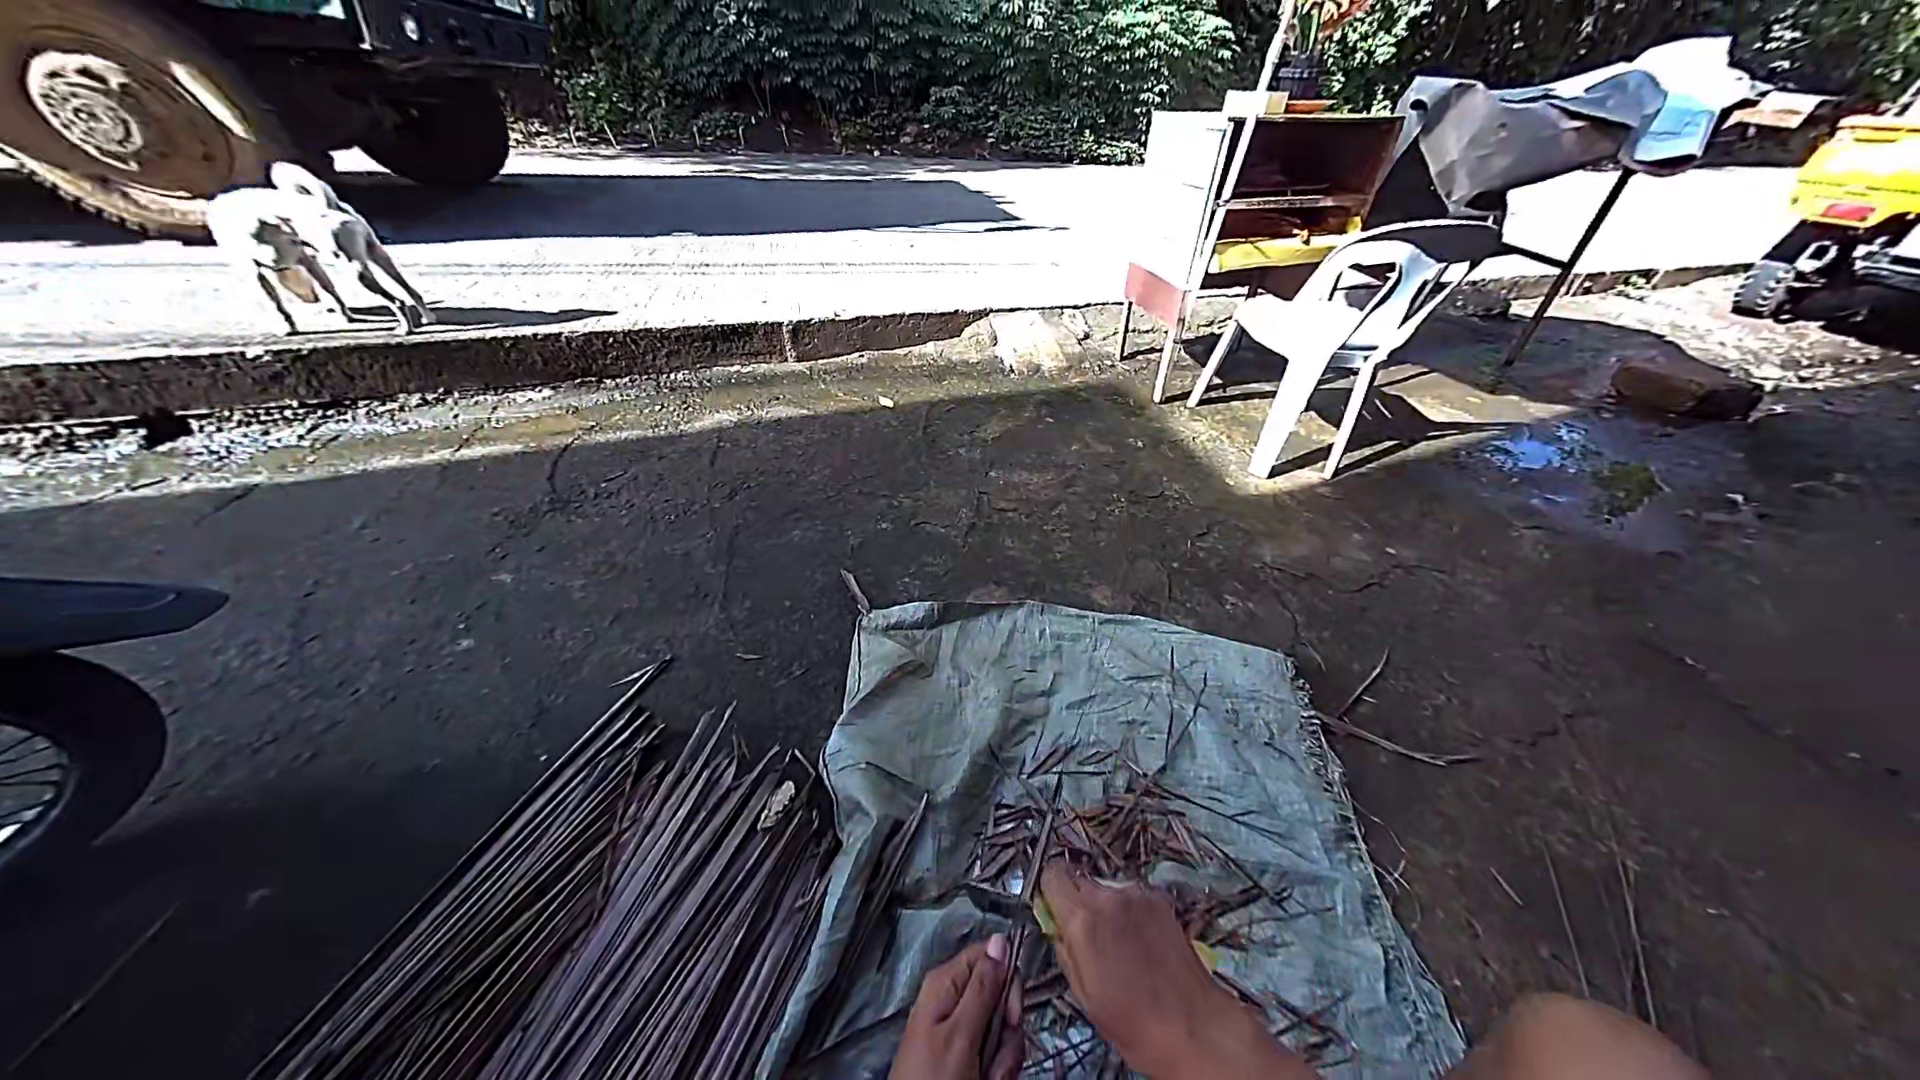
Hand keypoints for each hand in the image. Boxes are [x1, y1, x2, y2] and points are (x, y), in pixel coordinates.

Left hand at [890, 934, 1023, 1079]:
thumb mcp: (960, 1035)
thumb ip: (983, 987)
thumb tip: (1000, 939)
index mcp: (947, 983)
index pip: (990, 956)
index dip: (1008, 981)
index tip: (1011, 1013)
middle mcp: (954, 999)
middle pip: (1001, 996)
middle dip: (1007, 1030)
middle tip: (994, 1058)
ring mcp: (961, 1029)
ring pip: (1003, 1029)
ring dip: (1003, 1058)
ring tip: (986, 1079)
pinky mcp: (966, 1055)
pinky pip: (995, 1054)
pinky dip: (996, 1073)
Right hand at [1040, 862, 1317, 1079]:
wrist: (1196, 1029)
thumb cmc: (1137, 1024)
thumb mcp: (1083, 995)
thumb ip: (1063, 948)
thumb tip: (1054, 925)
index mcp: (1083, 921)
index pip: (1051, 875)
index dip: (1050, 892)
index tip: (1054, 909)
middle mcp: (1108, 897)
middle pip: (1078, 880)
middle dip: (1078, 903)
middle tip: (1089, 937)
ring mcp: (1136, 895)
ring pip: (1105, 888)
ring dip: (1105, 907)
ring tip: (1120, 945)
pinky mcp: (1159, 899)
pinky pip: (1131, 895)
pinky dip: (1130, 911)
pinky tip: (1141, 942)